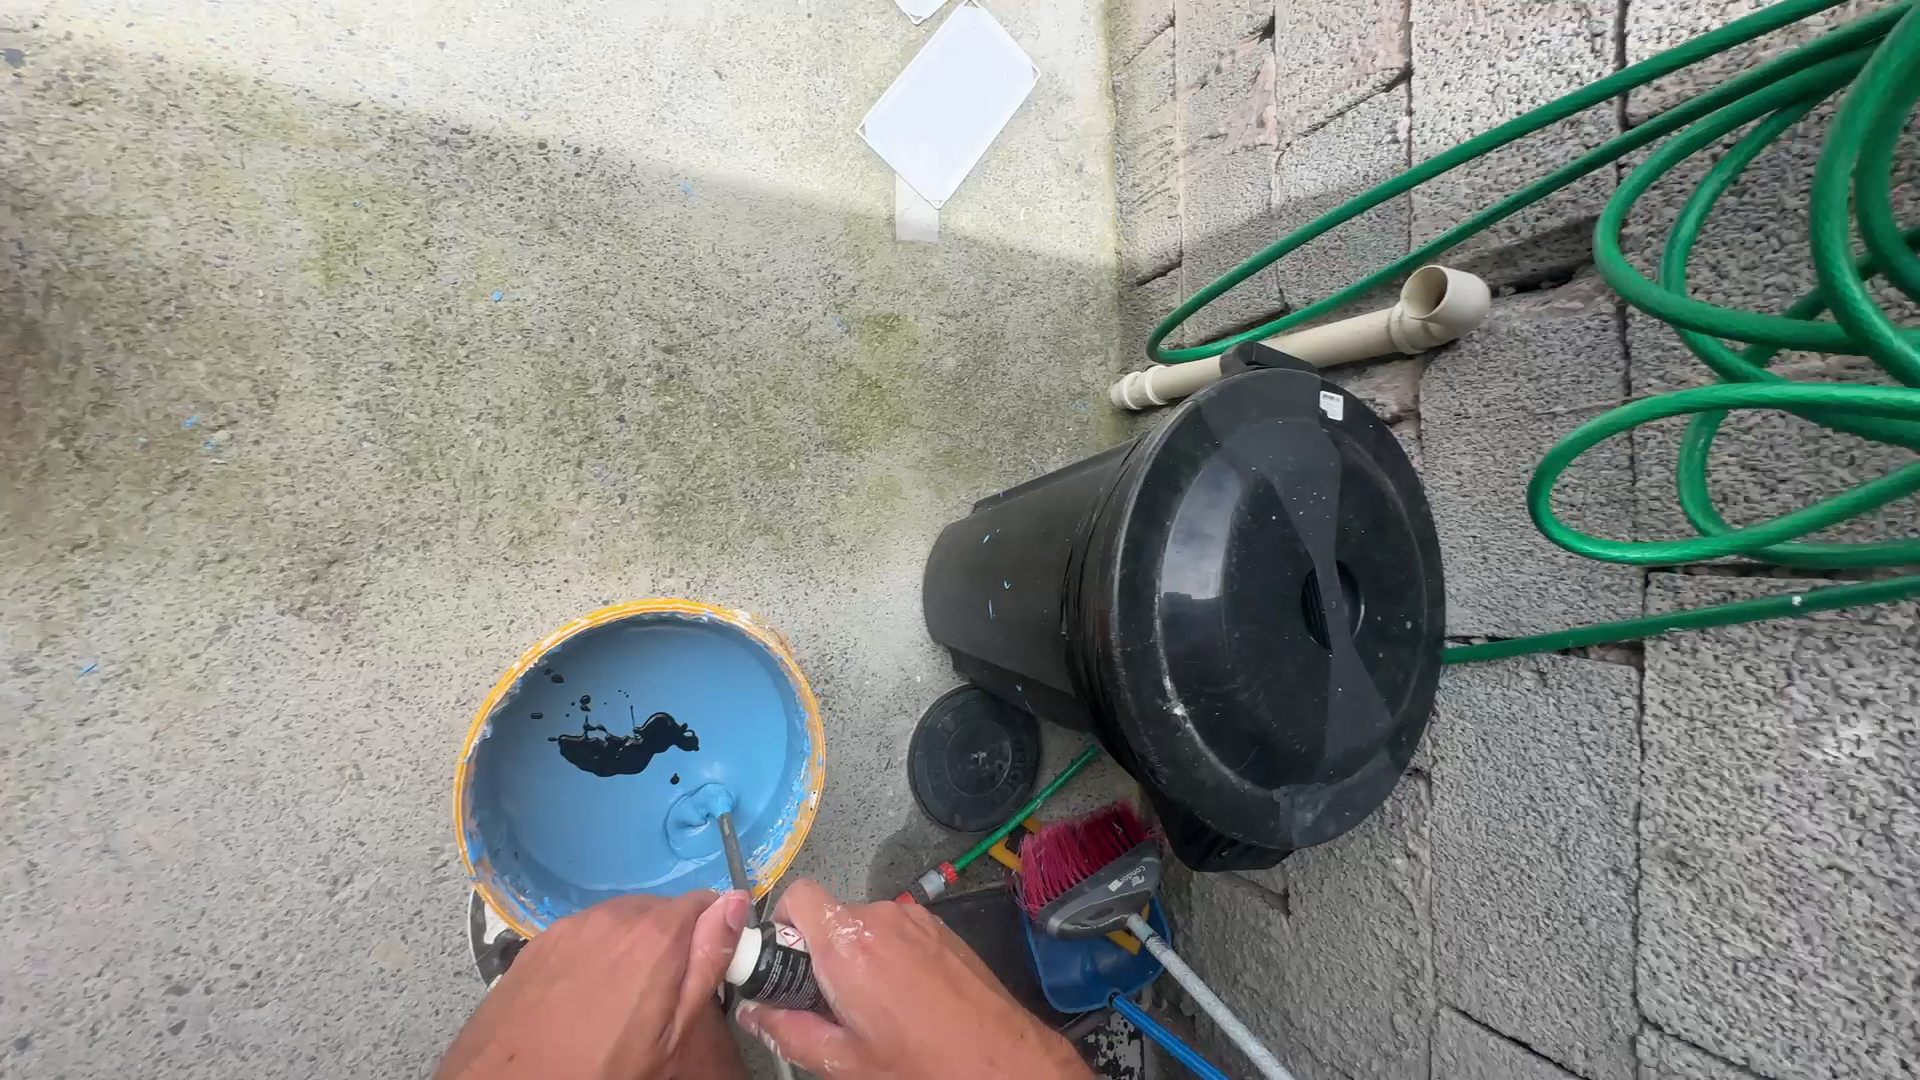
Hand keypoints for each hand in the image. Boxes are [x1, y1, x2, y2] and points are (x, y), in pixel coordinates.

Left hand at [436, 889, 752, 1079]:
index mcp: (659, 933)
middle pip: (664, 910)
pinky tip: (580, 993)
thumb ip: (708, 961)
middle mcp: (620, 913)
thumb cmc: (601, 1070)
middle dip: (669, 941)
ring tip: (614, 997)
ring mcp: (576, 923)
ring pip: (624, 918)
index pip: (706, 902)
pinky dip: (594, 951)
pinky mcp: (542, 937)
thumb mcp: (672, 1035)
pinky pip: (587, 930)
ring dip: (630, 944)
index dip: (709, 934)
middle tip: (655, 995)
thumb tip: (736, 901)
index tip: (697, 970)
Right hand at [735, 880, 1091, 1079]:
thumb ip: (789, 1031)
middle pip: (830, 915)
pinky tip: (903, 995)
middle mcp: (879, 915)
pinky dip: (887, 953)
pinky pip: (896, 929)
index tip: (785, 962)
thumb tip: (753, 1011)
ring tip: (871, 1006)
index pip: (798, 894)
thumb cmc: (917, 1062)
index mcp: (847, 941)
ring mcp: (912, 916)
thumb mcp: (844, 1060)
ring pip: (864, 923)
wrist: (998, 1056)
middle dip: (820, 951)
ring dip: (856, 954)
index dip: (783, 921)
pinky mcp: (937, 925)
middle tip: (827, 1001)